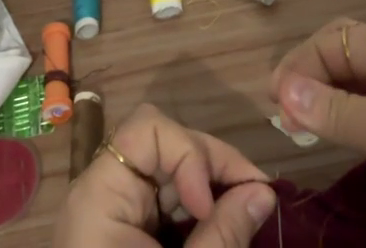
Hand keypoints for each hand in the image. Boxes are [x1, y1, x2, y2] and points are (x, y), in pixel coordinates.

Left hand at [52, 103, 276, 247]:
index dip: (188, 150)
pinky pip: (169, 203)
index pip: (147, 129)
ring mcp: (117, 214)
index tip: (207, 204)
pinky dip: (200, 211)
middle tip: (257, 197)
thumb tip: (264, 191)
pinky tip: (225, 229)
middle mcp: (105, 193)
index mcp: (100, 196)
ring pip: (172, 173)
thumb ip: (223, 235)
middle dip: (213, 165)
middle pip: (164, 145)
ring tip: (248, 213)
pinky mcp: (129, 235)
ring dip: (213, 188)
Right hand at [268, 18, 365, 227]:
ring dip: (332, 106)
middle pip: (342, 59)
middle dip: (310, 81)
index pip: (326, 44)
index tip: (271, 110)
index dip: (294, 71)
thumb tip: (279, 90)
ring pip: (363, 89)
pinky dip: (359, 126)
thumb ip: (332, 111)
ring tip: (308, 133)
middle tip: (286, 119)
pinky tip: (351, 147)